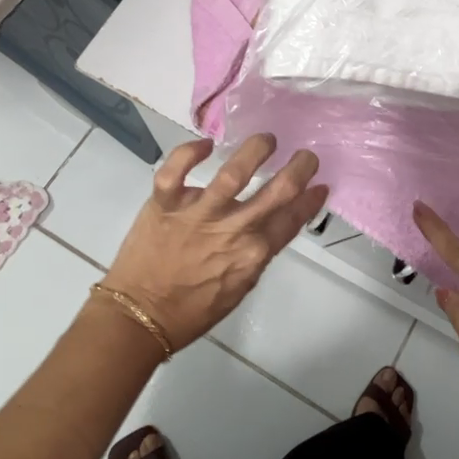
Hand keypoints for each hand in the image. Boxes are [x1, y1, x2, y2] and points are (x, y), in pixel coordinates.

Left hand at [102, 135, 327, 349]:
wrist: (137, 319)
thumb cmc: (192, 309)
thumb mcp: (239, 286)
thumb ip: (259, 252)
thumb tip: (278, 222)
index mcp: (252, 254)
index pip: (292, 218)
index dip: (311, 199)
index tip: (320, 184)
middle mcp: (232, 230)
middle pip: (278, 190)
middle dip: (299, 167)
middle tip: (305, 154)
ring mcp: (198, 214)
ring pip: (234, 172)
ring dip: (257, 149)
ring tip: (267, 139)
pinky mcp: (165, 204)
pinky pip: (176, 170)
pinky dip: (190, 152)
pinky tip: (206, 144)